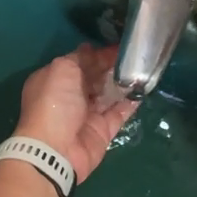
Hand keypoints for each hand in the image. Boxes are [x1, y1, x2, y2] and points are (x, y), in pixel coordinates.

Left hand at [14, 43, 139, 183]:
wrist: (56, 149)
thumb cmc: (54, 103)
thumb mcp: (62, 70)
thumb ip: (79, 58)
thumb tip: (91, 49)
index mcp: (55, 81)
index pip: (79, 63)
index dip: (97, 54)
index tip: (118, 47)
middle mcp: (69, 97)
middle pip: (95, 78)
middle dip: (112, 67)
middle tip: (134, 56)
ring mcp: (87, 115)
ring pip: (108, 95)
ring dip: (123, 83)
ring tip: (141, 70)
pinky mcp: (102, 131)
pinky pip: (119, 114)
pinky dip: (130, 102)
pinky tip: (142, 90)